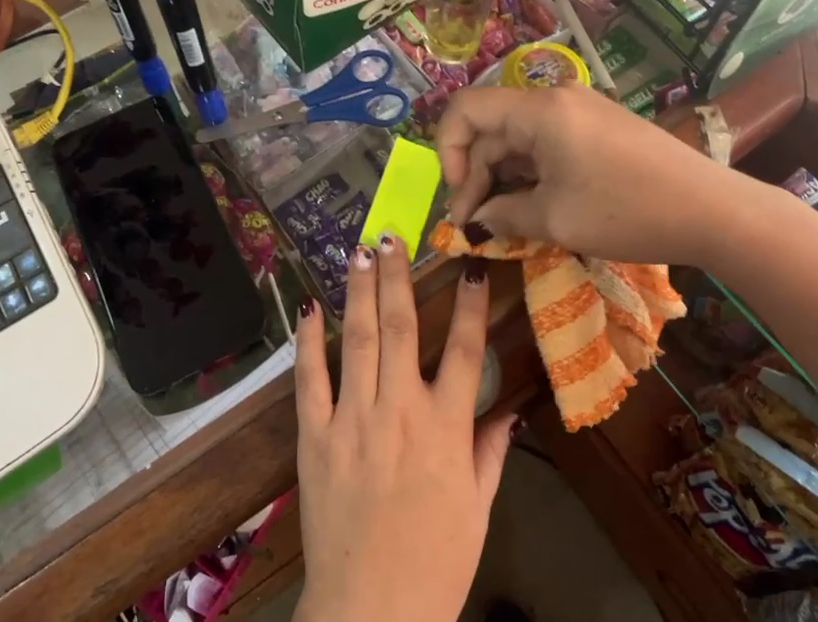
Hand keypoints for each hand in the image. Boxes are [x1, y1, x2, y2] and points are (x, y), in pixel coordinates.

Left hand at [293, 234, 517, 621]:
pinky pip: (309, 378)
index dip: (469, 304)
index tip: (471, 264)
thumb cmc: (436, 562)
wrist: (372, 610)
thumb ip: (490, 452)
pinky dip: (309, 341)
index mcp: (446, 428)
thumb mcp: (477, 509)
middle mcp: (399, 411)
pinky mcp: (313, 437)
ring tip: (359, 251)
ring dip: (357, 290)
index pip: (463, 350)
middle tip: (393, 233)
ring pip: (356, 339)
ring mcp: (352, 420)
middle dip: (398, 275)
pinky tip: (309, 309)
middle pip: (400, 327)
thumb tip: (508, 409)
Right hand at [438, 85, 758, 270]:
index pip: (465, 110)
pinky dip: (530, 174)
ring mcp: (581, 111)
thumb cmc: (627, 211)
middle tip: (474, 225)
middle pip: (491, 128)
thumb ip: (502, 215)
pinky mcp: (599, 128)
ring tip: (501, 223)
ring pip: (518, 139)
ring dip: (502, 178)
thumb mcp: (555, 219)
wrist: (715, 212)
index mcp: (539, 109)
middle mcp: (556, 99)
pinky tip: (532, 207)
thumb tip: (476, 219)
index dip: (447, 152)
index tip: (459, 198)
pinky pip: (546, 144)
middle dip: (475, 176)